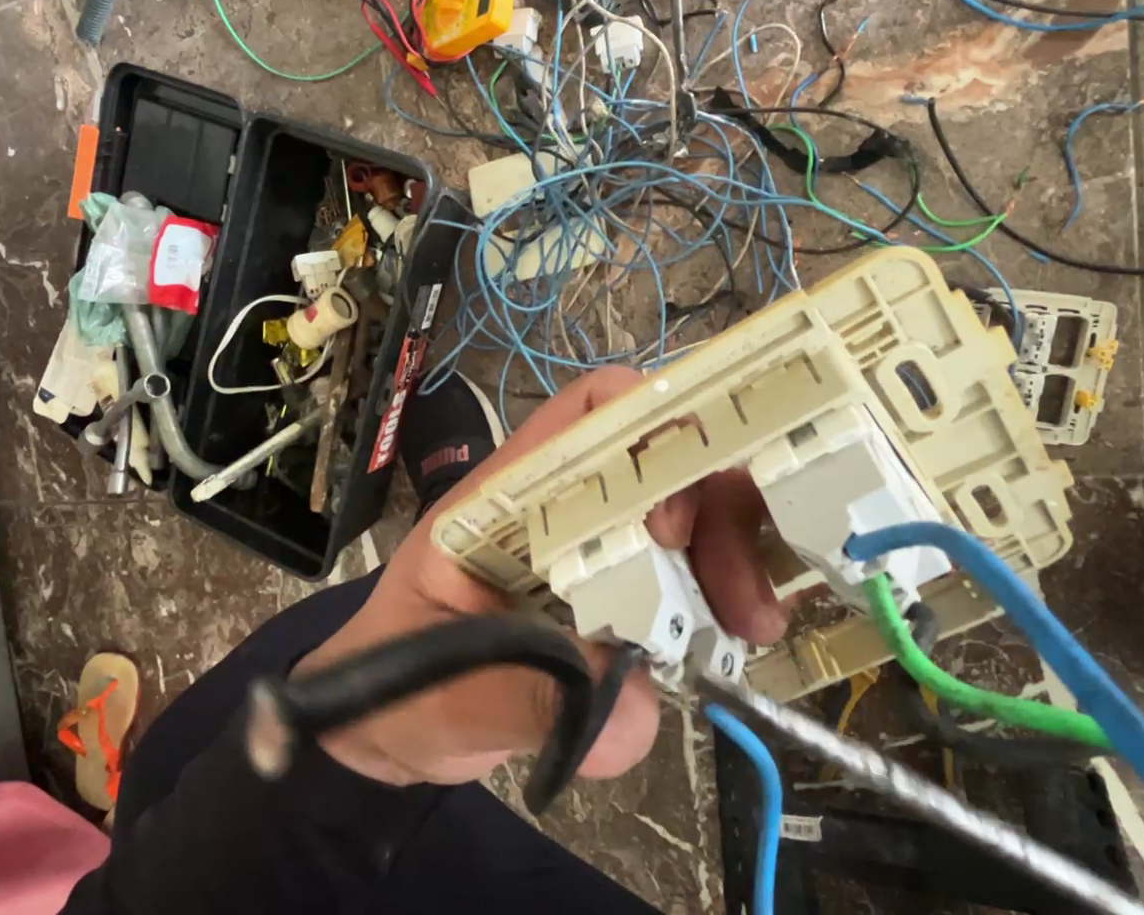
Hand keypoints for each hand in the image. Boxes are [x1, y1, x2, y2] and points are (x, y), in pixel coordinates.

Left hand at [294, 365, 790, 787]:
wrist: (389, 728)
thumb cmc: (391, 685)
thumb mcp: (442, 688)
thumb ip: (524, 697)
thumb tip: (632, 708)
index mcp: (507, 500)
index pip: (586, 416)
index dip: (649, 428)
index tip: (681, 514)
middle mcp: (560, 512)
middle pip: (661, 463)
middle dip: (718, 509)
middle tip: (745, 594)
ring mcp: (590, 556)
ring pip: (685, 518)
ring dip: (732, 558)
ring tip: (754, 623)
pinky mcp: (611, 606)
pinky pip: (680, 583)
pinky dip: (718, 600)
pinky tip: (732, 643)